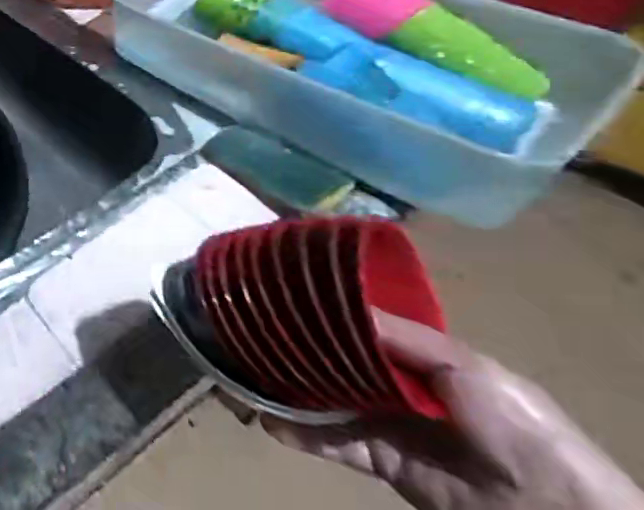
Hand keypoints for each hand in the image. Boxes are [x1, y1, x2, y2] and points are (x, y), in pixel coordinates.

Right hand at [261, 312, 643, 509]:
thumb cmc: (517, 427)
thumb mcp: (466, 366)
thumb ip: (398, 334)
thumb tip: (324, 301)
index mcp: (418, 359)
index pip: (355, 326)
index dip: (314, 310)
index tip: (268, 293)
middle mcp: (395, 386)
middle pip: (327, 360)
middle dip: (286, 349)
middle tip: (237, 333)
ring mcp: (385, 424)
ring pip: (318, 398)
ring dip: (281, 389)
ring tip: (239, 376)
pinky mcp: (378, 461)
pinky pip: (327, 442)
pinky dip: (295, 432)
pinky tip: (266, 419)